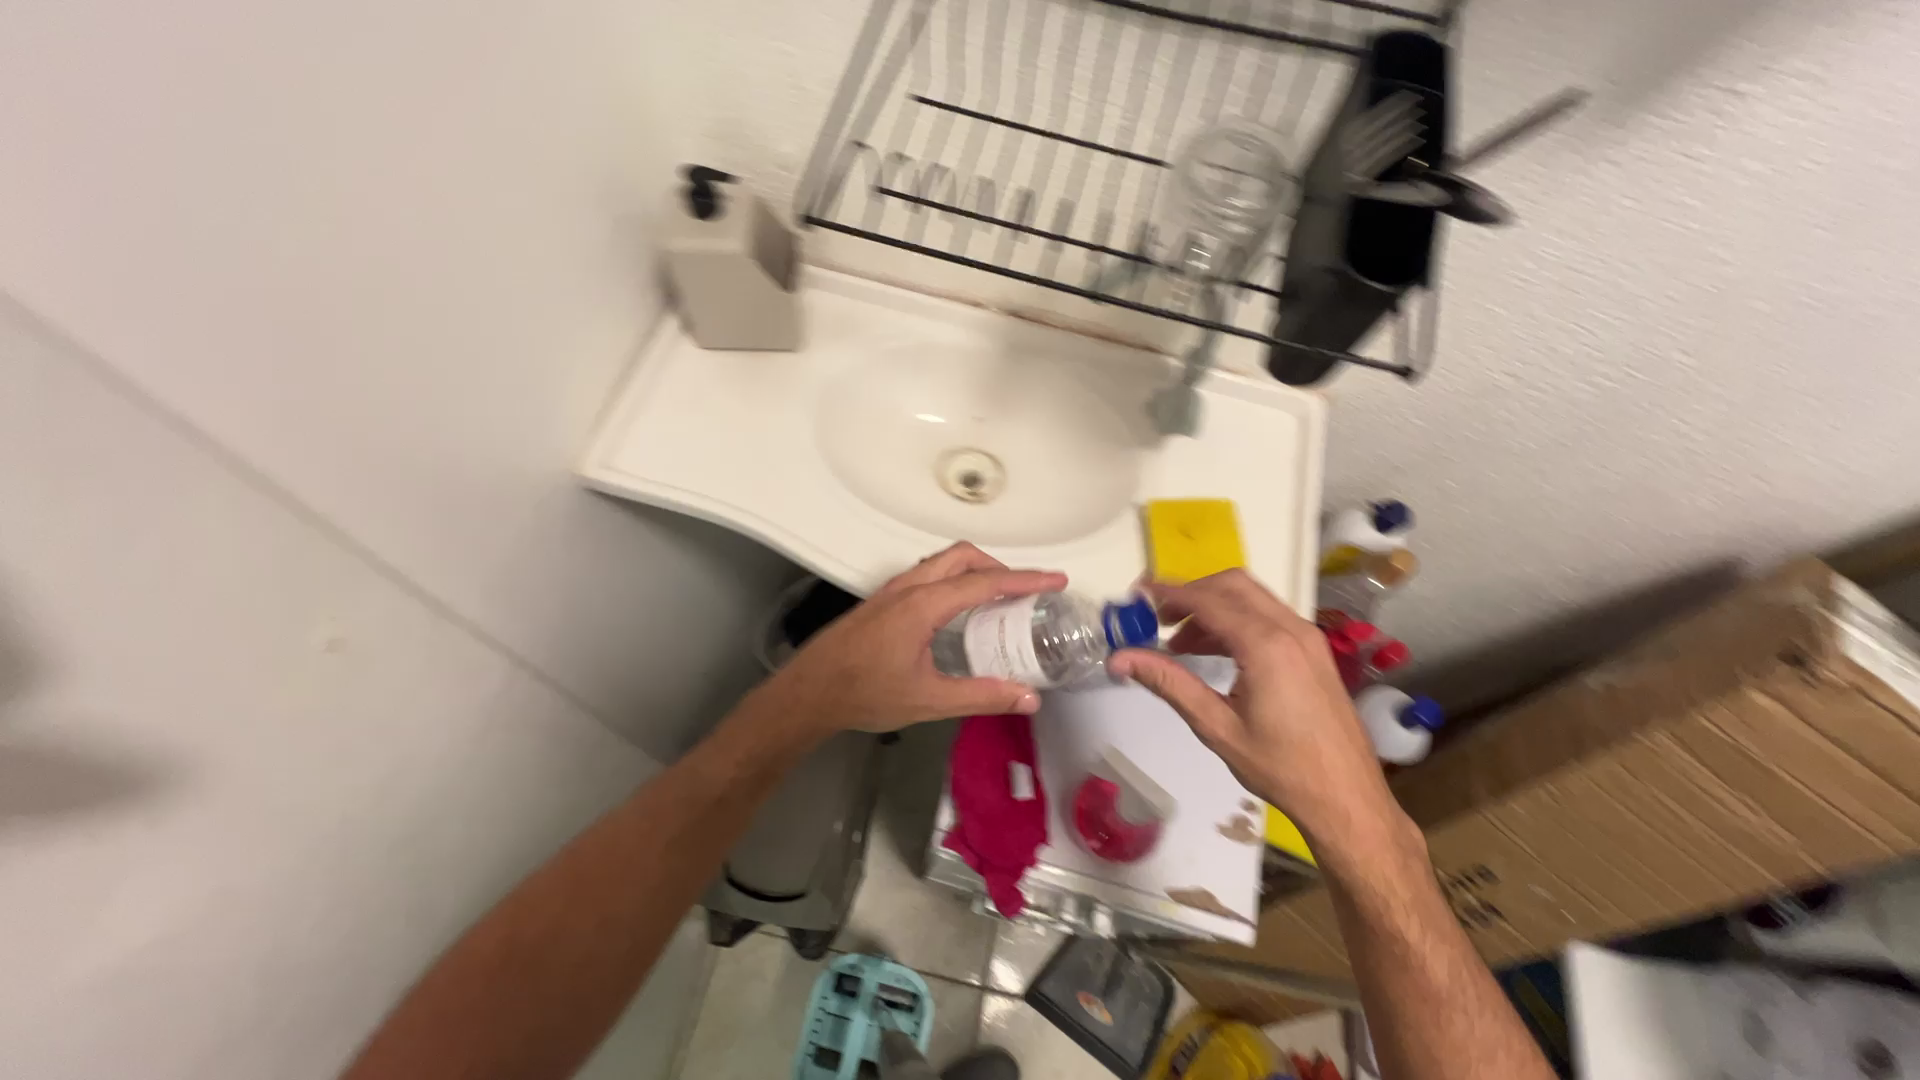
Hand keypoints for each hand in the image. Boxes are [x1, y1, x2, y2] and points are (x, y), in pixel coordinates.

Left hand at [754, 543, 1066, 735]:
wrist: (808, 692)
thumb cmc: (865, 694)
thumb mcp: (928, 700)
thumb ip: (981, 696)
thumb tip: (1029, 698)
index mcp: (923, 605)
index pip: (984, 582)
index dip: (1025, 580)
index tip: (1056, 580)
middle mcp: (909, 587)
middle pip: (963, 556)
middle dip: (1001, 566)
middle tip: (1028, 591)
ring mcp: (892, 590)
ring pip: (942, 561)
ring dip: (975, 570)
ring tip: (1000, 599)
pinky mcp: (882, 600)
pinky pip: (928, 573)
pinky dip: (955, 579)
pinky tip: (959, 611)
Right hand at [1108, 569, 1397, 845]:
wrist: (1346, 796)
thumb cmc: (1280, 767)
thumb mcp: (1216, 726)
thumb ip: (1168, 683)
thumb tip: (1119, 659)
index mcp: (1266, 646)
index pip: (1207, 601)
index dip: (1167, 593)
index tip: (1135, 595)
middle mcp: (1290, 629)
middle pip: (1231, 585)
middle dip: (1189, 593)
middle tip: (1155, 618)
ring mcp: (1307, 637)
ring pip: (1251, 597)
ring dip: (1212, 607)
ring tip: (1178, 643)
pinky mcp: (1313, 650)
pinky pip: (1267, 616)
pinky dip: (1235, 620)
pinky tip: (1214, 652)